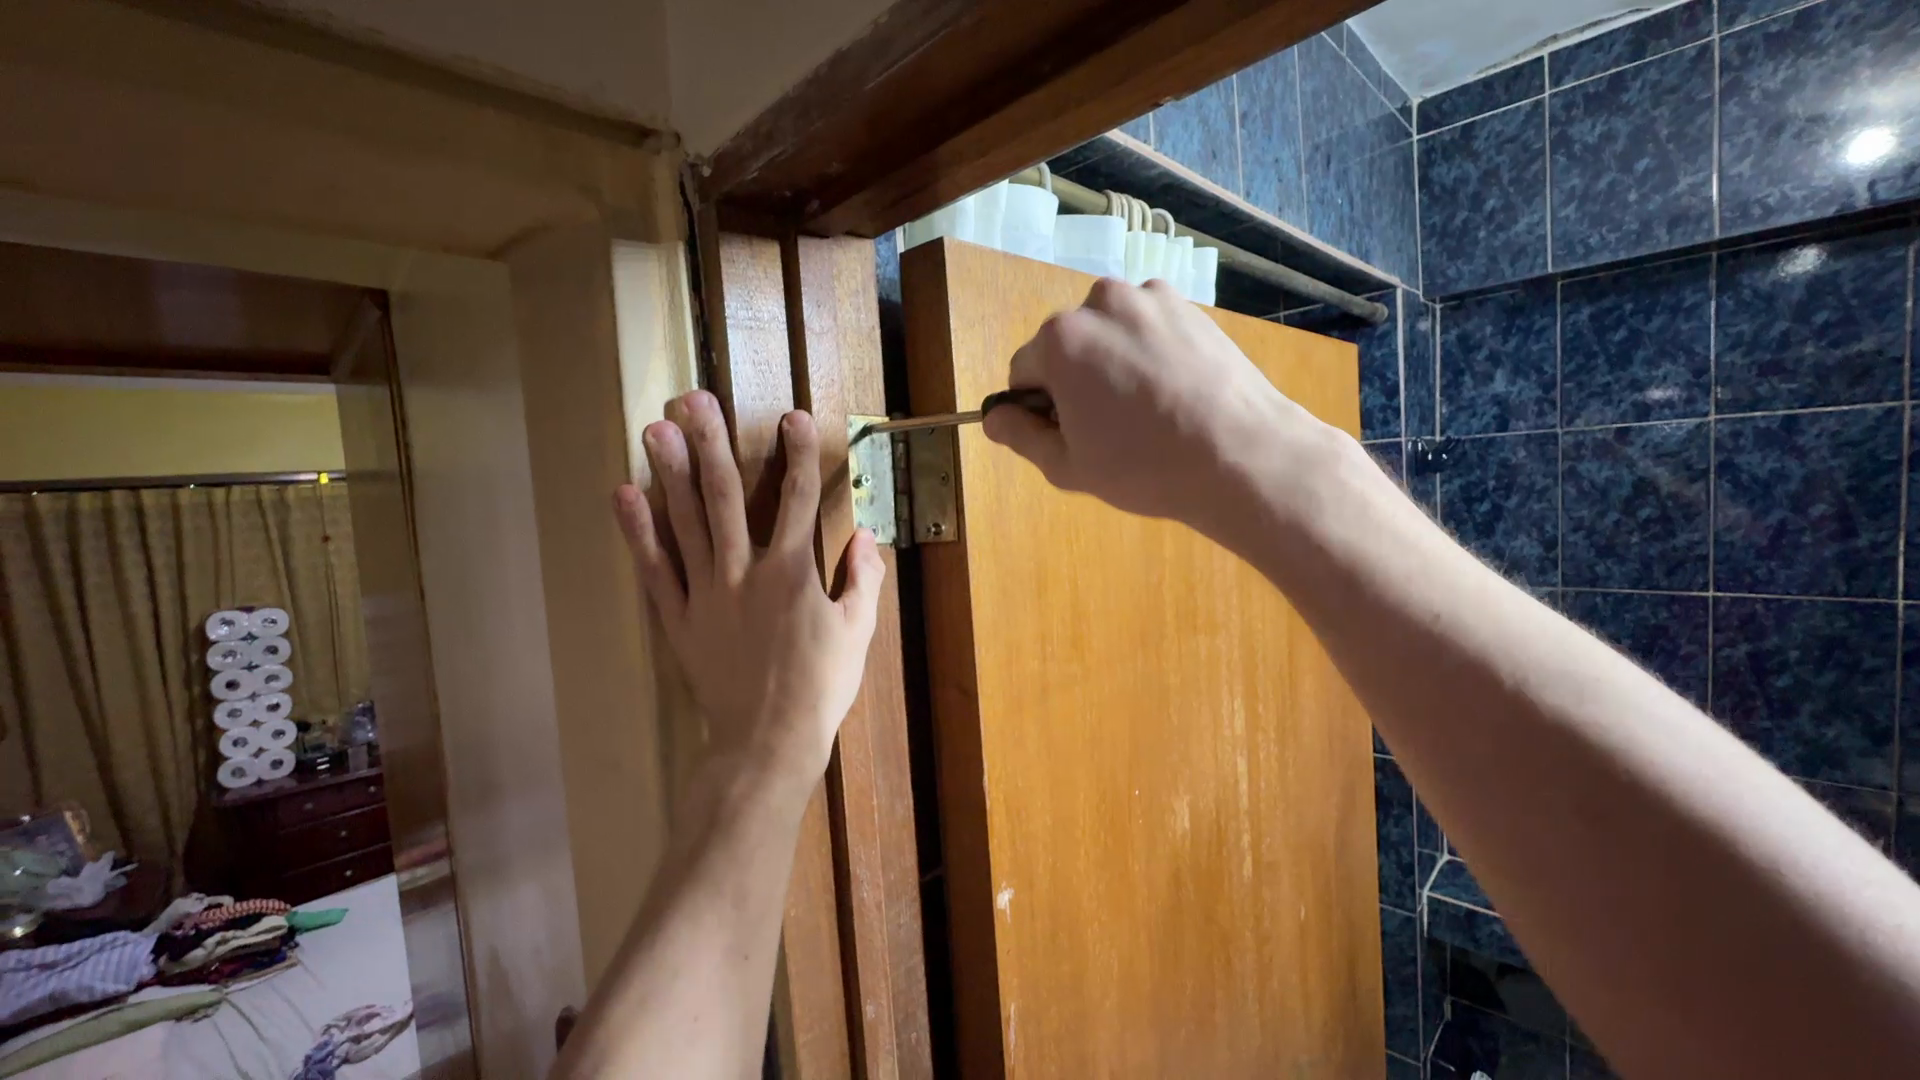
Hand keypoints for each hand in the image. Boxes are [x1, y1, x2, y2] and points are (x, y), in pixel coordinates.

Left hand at [614, 391, 883, 792]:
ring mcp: (706, 592)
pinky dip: (639, 532)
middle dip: (714, 444)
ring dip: (671, 472)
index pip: (801, 500)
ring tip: (655, 427)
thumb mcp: (857, 634)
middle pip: (728, 496)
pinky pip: (655, 569)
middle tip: (696, 399)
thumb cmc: (820, 688)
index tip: (792, 415)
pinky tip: (624, 493)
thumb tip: (866, 535)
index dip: (799, 455)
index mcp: (795, 573)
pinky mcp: (678, 616)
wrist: (767, 742)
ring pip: (686, 521)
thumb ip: (863, 581)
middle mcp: (745, 570)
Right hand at [982, 278, 1344, 538]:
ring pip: (1109, 332)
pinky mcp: (1190, 305)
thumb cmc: (1143, 467)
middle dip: (1075, 379)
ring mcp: (1150, 297)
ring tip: (1147, 409)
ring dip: (1112, 361)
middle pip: (1066, 346)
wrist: (1242, 455)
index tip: (1069, 435)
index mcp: (1060, 339)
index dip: (1039, 408)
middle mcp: (1100, 302)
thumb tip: (995, 417)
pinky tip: (1174, 389)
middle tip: (1110, 427)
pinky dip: (1149, 351)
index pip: (1023, 372)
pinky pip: (1148, 327)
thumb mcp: (1066, 466)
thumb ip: (1020, 435)